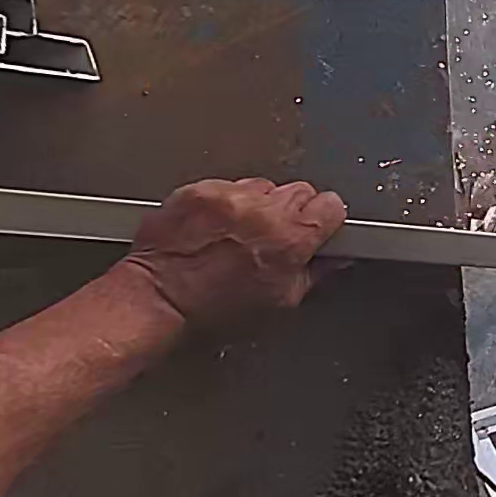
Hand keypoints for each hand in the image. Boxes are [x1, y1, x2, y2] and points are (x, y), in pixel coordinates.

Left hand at [118, 178, 345, 324]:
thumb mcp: (282, 302)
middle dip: (295, 212)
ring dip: (261, 205)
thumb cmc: (216, 311)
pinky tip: (218, 229)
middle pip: (301, 191)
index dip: (327, 218)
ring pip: (265, 185)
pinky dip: (227, 203)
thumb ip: (316, 273)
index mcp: (290, 239)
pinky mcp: (201, 190)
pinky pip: (228, 186)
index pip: (332, 205)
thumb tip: (336, 259)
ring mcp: (229, 197)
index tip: (319, 227)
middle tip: (277, 237)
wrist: (159, 301)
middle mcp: (263, 212)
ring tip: (243, 234)